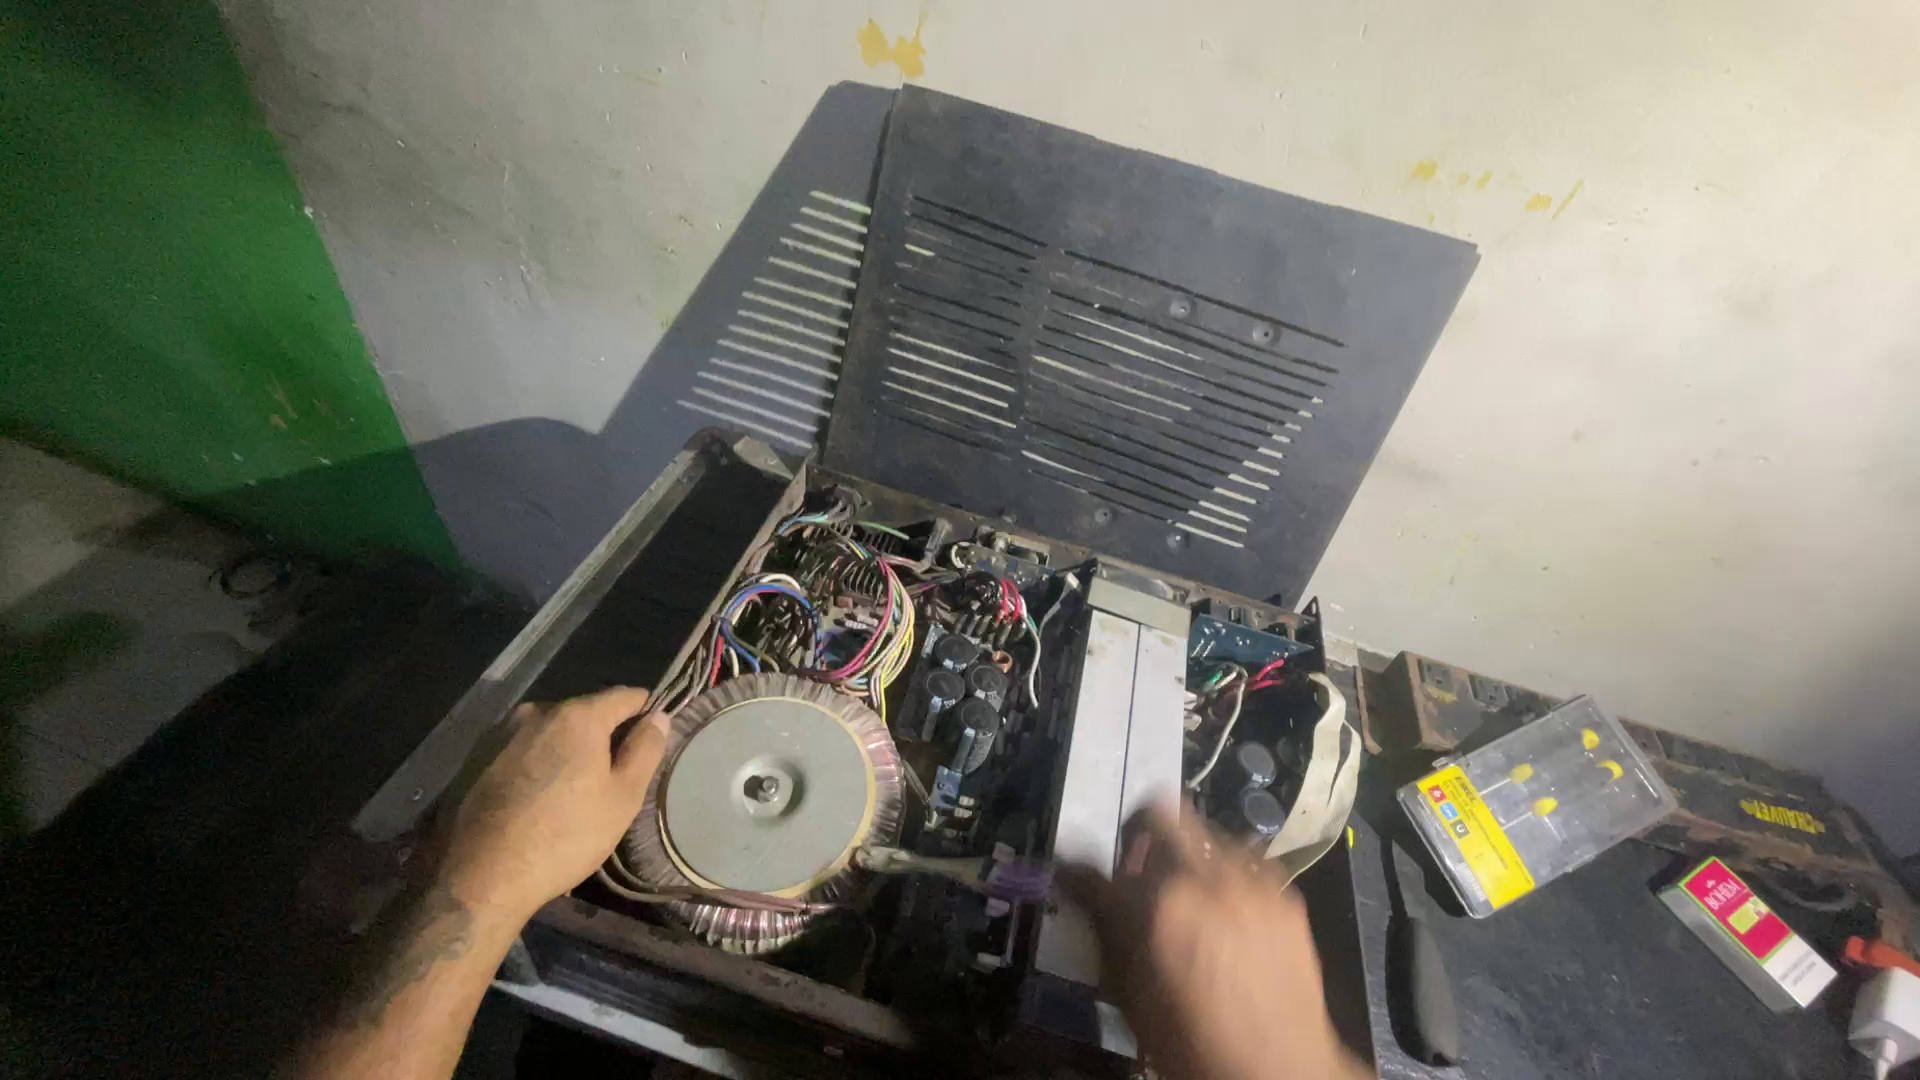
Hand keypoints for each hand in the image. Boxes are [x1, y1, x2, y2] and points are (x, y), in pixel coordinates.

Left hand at [437, 686, 668, 920]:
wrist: (476, 881)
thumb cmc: (563, 837)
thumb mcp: (622, 797)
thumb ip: (645, 750)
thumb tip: (659, 717)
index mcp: (578, 716)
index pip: (625, 696)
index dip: (645, 712)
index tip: (650, 737)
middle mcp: (536, 712)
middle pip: (584, 713)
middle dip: (601, 735)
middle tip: (610, 775)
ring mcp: (498, 734)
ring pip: (548, 731)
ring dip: (564, 750)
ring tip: (568, 790)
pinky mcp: (471, 760)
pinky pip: (518, 750)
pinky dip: (533, 764)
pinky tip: (533, 800)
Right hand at [1059, 805, 1369, 1079]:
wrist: (1281, 1074)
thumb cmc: (1193, 1039)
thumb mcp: (1132, 991)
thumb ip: (1105, 925)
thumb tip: (1075, 884)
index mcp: (1161, 904)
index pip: (1100, 869)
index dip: (1081, 870)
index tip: (1076, 875)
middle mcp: (1206, 876)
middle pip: (1161, 813)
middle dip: (1141, 832)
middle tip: (1138, 864)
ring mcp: (1251, 880)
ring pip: (1205, 830)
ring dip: (1186, 849)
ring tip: (1186, 887)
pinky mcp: (1283, 893)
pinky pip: (1245, 858)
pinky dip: (1226, 871)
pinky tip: (1225, 904)